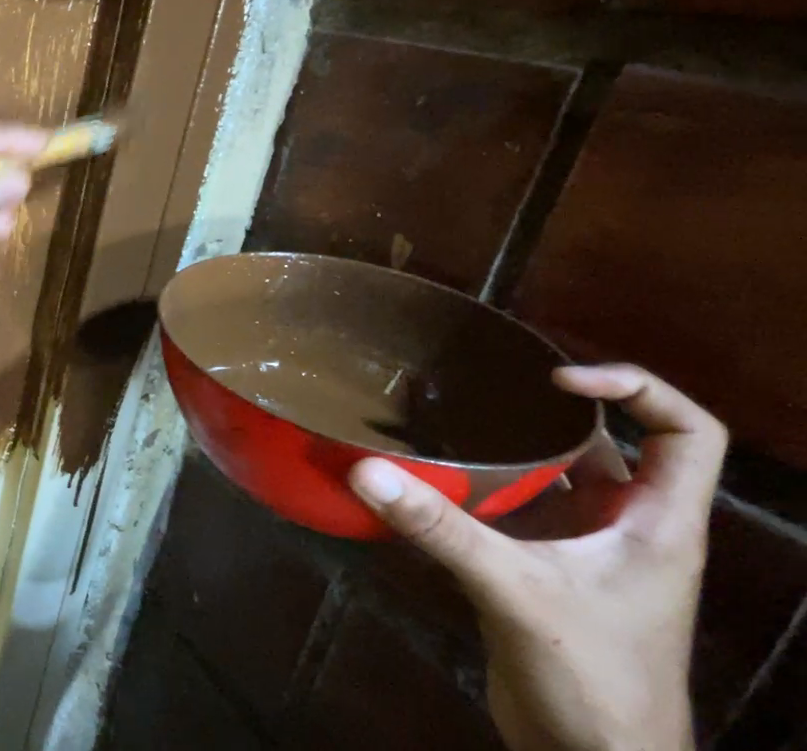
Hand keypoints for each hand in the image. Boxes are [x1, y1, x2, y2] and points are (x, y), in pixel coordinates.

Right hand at [348, 364, 725, 750]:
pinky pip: (514, 509)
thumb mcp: (516, 590)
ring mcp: (583, 549)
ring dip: (504, 448)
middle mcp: (625, 526)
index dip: (636, 388)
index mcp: (657, 522)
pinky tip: (426, 477)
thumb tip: (364, 469)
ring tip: (441, 417)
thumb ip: (442, 528)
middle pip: (606, 445)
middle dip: (546, 410)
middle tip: (476, 383)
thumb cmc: (591, 672)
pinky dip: (475, 487)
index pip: (687, 433)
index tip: (557, 377)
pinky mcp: (543, 570)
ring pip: (552, 477)